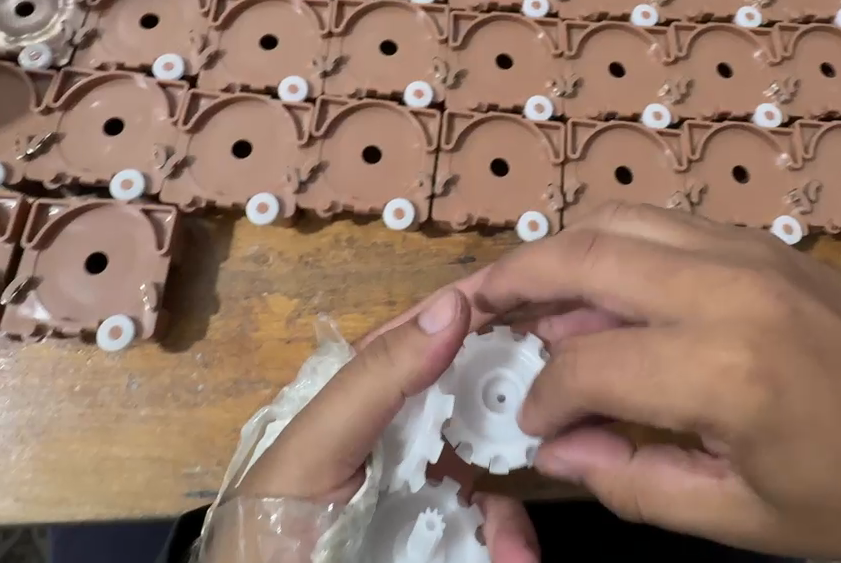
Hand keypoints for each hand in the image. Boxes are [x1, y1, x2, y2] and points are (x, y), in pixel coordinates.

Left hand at [228, 287, 538, 562]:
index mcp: (382, 386)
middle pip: (486, 392)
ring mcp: (436, 481)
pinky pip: (496, 526)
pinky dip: (511, 542)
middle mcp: (417, 424)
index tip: (549, 307)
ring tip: (518, 542)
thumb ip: (379, 377)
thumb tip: (456, 303)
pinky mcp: (451, 534)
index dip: (494, 315)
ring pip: (503, 461)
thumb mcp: (317, 443)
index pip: (446, 333)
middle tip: (563, 415)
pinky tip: (512, 558)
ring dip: (520, 491)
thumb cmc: (277, 520)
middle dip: (526, 401)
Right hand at [458, 204, 840, 561]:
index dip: (542, 396)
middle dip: (514, 278)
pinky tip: (592, 276)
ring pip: (617, 221)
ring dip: (558, 249)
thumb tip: (554, 448)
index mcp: (725, 370)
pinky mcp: (756, 238)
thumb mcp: (747, 521)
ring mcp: (742, 249)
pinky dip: (607, 240)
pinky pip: (658, 221)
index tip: (527, 423)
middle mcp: (723, 287)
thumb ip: (635, 480)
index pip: (588, 365)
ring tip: (521, 286)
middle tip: (471, 304)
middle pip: (586, 256)